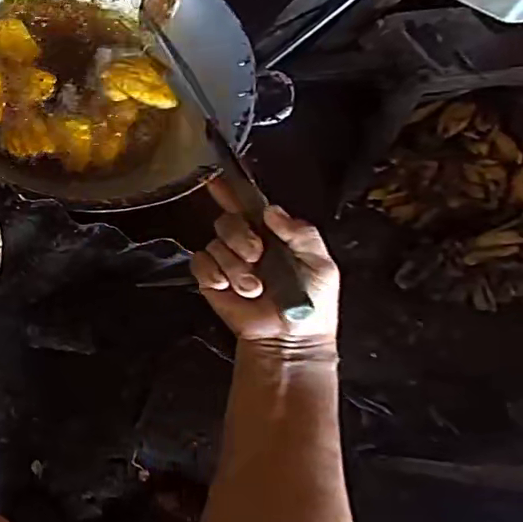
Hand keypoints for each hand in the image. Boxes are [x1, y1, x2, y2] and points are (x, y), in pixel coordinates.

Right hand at [190, 178, 339, 353]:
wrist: (290, 342)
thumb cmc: (312, 304)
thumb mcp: (321, 265)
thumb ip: (301, 233)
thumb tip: (271, 210)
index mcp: (272, 234)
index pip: (249, 204)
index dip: (232, 190)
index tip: (218, 179)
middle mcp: (246, 242)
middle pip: (228, 220)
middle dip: (239, 236)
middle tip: (255, 256)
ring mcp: (226, 261)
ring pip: (215, 244)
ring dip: (234, 266)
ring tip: (252, 288)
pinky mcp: (210, 279)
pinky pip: (201, 263)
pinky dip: (214, 274)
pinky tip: (228, 288)